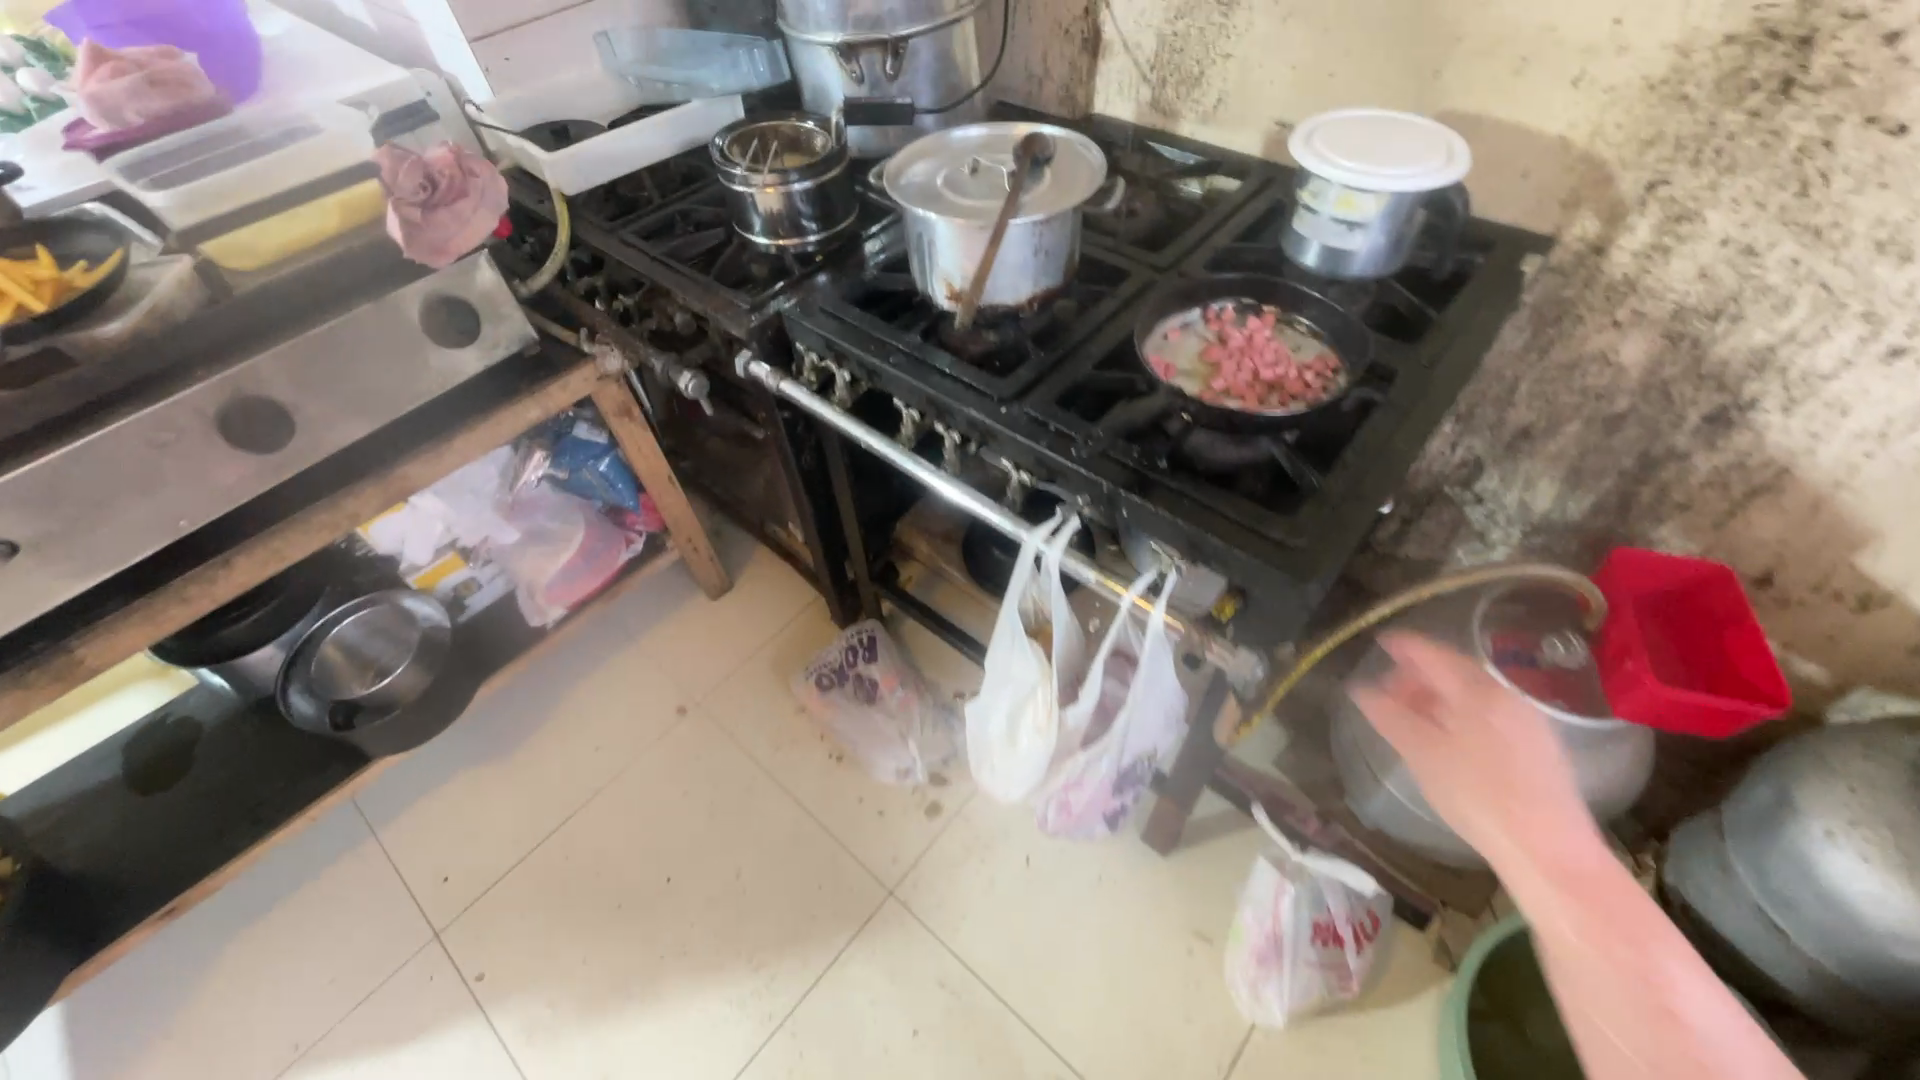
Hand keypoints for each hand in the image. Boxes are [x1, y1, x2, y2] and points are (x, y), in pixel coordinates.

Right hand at [1349, 631, 1598, 872]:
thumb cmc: (1476, 796)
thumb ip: (1389, 716)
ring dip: (1439, 695)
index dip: (1404, 646)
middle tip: (1388, 687)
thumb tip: (1360, 689)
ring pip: (1474, 694)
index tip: (1381, 642)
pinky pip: (1491, 713)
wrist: (1546, 848)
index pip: (1434, 655)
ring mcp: (1527, 720)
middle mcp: (1507, 697)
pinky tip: (1448, 736)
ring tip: (1413, 713)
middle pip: (1456, 672)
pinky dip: (1461, 712)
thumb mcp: (1421, 754)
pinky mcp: (1539, 746)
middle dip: (1419, 674)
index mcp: (1478, 693)